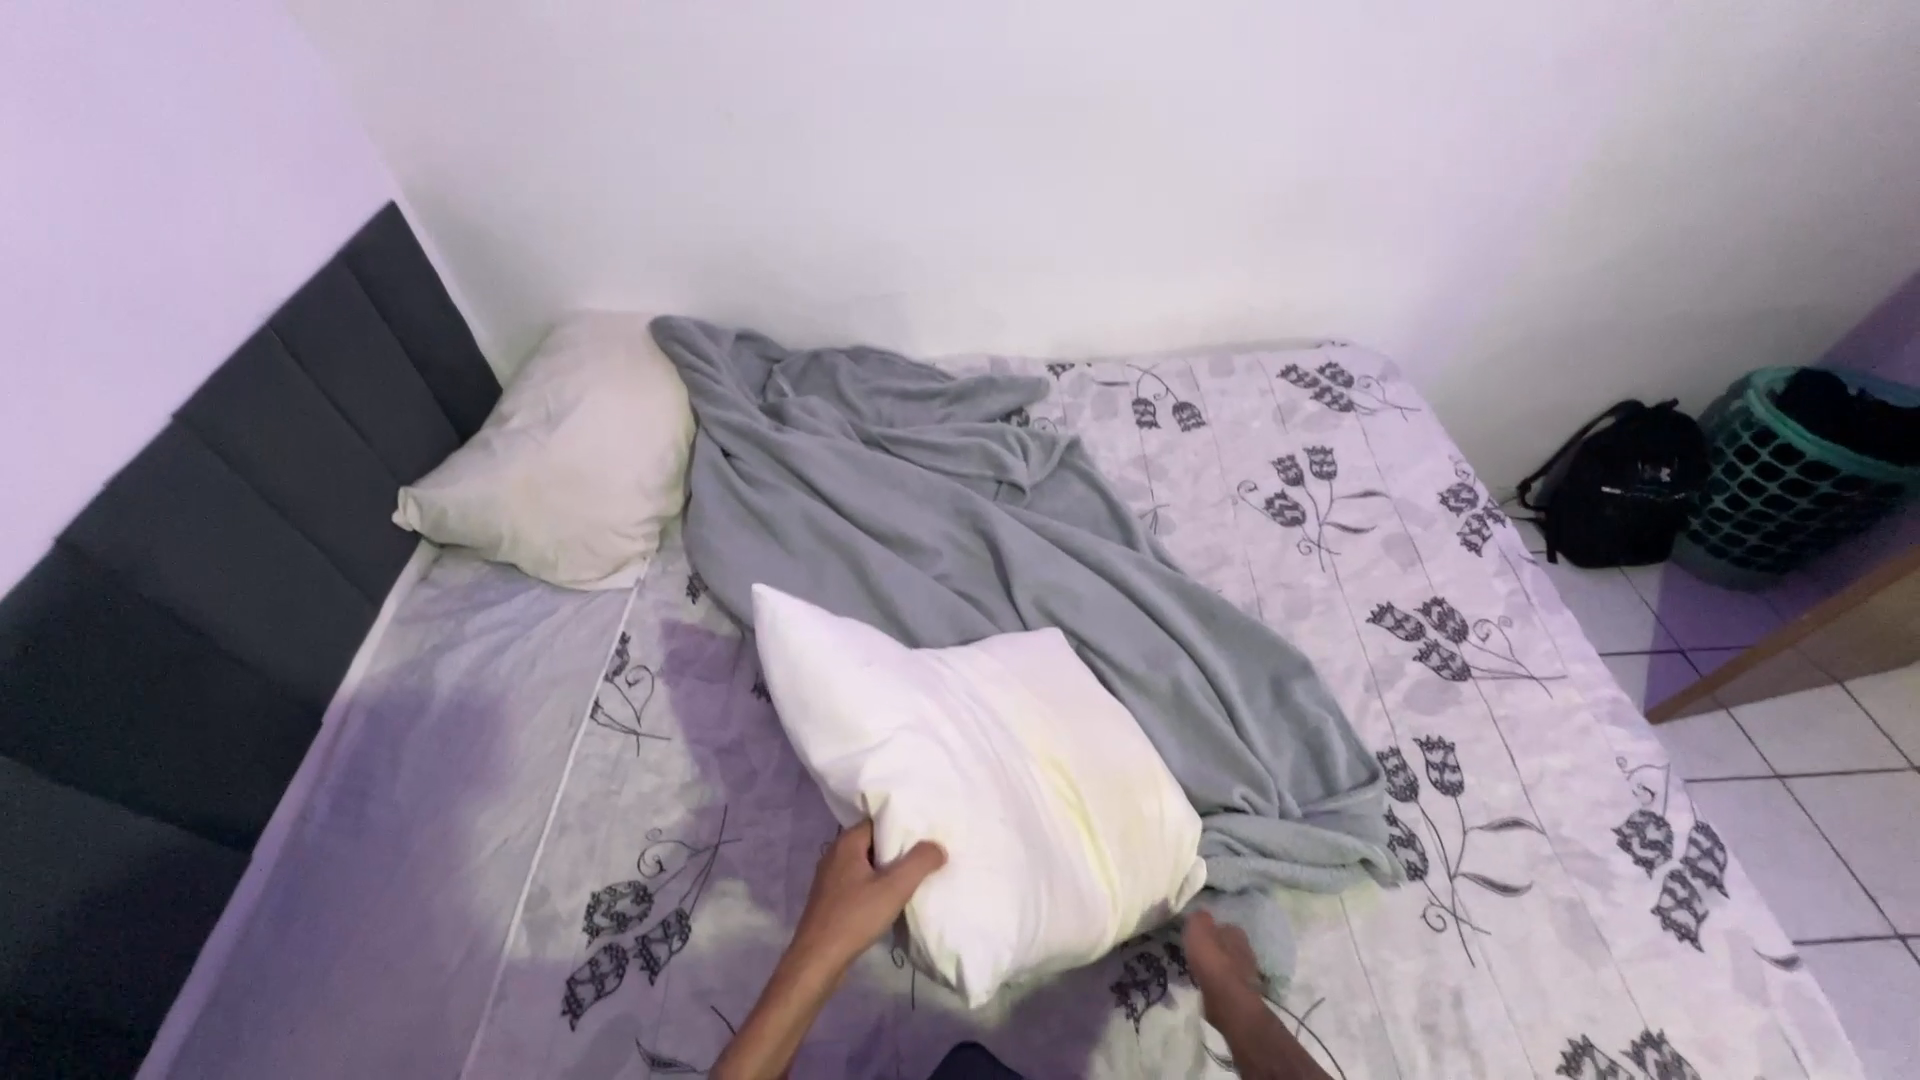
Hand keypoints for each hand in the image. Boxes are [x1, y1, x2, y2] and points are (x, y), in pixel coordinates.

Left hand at [789, 820, 946, 977]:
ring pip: (866, 865)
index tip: (925, 835)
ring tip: (913, 877)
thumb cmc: (855, 918)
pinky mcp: (829, 900)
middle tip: (925, 856)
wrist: (817, 961)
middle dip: (898, 849)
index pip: (878, 821)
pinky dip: (875, 886)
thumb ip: (919, 862)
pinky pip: (858, 883)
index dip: (902, 826)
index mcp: (846, 843)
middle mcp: (835, 854)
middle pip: (873, 842)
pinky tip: (891, 900)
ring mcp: (829, 878)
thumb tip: (938, 846)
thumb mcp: (894, 888)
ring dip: (887, 870)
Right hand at [1185, 910, 1261, 1002]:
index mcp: (1237, 932)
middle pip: (1227, 946)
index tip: (1197, 937)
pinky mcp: (1243, 993)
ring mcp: (1247, 973)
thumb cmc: (1211, 958)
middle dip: (1215, 949)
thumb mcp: (1197, 927)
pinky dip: (1218, 984)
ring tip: (1200, 971)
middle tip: (1198, 954)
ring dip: (1217, 967)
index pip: (1223, 926)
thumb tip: (1199, 916)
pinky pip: (1228, 983)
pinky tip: (1207, 986)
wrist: (1226, 998)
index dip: (1210, 931)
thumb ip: (1198, 918)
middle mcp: (1246, 950)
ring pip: (1229, 965)